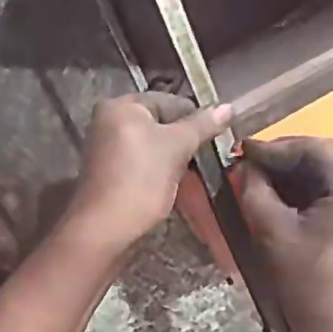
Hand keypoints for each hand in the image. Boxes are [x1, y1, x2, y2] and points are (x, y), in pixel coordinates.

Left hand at [66, 93, 231, 248]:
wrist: (104, 230)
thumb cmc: (140, 181)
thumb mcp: (177, 147)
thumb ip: (202, 125)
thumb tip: (229, 107)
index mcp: (119, 106)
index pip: (169, 101)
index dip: (195, 117)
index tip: (214, 137)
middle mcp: (106, 123)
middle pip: (157, 124)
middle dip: (181, 140)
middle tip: (203, 157)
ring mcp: (103, 151)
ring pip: (148, 147)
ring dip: (170, 159)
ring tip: (188, 174)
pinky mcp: (106, 176)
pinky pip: (138, 165)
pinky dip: (154, 172)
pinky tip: (167, 186)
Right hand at [234, 136, 332, 331]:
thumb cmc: (308, 280)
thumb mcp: (273, 232)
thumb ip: (254, 193)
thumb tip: (243, 168)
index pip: (315, 148)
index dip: (274, 148)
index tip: (239, 151)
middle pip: (327, 158)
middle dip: (285, 160)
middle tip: (248, 166)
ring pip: (332, 175)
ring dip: (296, 175)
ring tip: (260, 182)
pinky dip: (309, 192)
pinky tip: (282, 199)